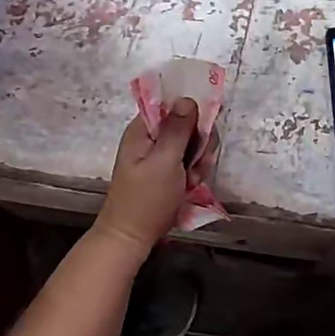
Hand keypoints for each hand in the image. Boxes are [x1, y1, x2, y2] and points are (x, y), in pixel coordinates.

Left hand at [94, 99, 197, 251]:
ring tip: (190, 179)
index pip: (172, 104)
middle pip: (187, 124)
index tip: (202, 129)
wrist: (132, 237)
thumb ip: (177, 129)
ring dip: (198, 160)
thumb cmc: (146, 198)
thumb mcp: (165, 161)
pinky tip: (190, 186)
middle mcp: (151, 138)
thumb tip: (186, 98)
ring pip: (192, 145)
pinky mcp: (168, 172)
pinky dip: (194, 173)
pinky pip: (190, 162)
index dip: (191, 112)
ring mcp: (160, 156)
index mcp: (143, 129)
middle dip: (198, 142)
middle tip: (196, 161)